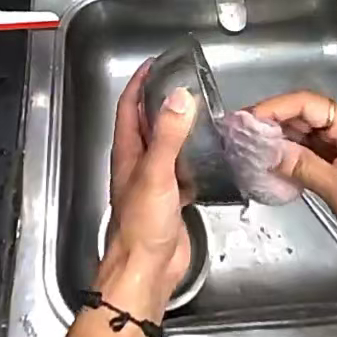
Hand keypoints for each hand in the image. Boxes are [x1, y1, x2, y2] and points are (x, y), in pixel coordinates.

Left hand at [102, 59, 199, 318]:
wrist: (147, 272)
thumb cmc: (143, 223)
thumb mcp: (156, 172)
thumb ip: (169, 135)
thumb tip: (180, 96)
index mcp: (127, 151)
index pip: (129, 107)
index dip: (138, 83)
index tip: (153, 64)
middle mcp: (138, 162)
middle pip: (147, 123)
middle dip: (160, 101)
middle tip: (182, 83)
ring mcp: (154, 181)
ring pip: (165, 146)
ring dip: (178, 129)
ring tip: (200, 113)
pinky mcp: (170, 199)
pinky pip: (181, 171)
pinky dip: (193, 160)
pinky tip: (209, 157)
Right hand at [249, 91, 336, 275]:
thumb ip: (305, 169)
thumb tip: (268, 151)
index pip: (305, 103)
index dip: (272, 109)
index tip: (243, 122)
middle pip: (303, 115)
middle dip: (272, 126)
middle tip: (240, 141)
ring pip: (307, 134)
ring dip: (282, 143)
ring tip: (251, 155)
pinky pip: (316, 152)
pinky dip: (296, 159)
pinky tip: (277, 171)